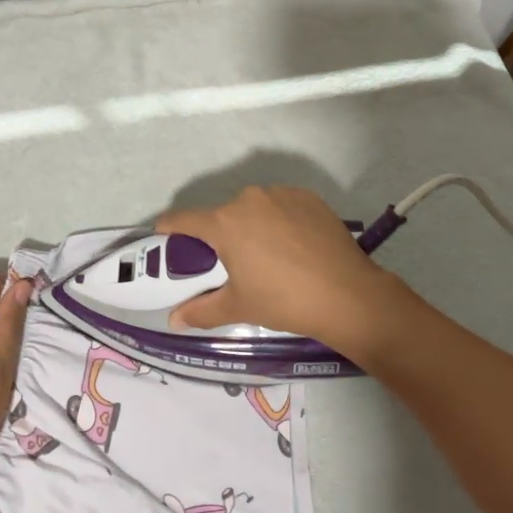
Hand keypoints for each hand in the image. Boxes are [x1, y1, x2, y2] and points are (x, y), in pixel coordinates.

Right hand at [155, 185, 409, 356]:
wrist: (347, 294)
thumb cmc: (284, 301)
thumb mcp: (239, 307)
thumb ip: (201, 310)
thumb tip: (174, 319)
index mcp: (225, 223)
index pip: (182, 219)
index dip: (169, 231)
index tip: (166, 242)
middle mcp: (249, 199)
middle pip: (221, 215)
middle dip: (219, 236)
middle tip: (229, 265)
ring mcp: (281, 193)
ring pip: (253, 208)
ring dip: (251, 226)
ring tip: (268, 258)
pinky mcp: (308, 197)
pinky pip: (282, 205)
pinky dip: (279, 221)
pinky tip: (293, 247)